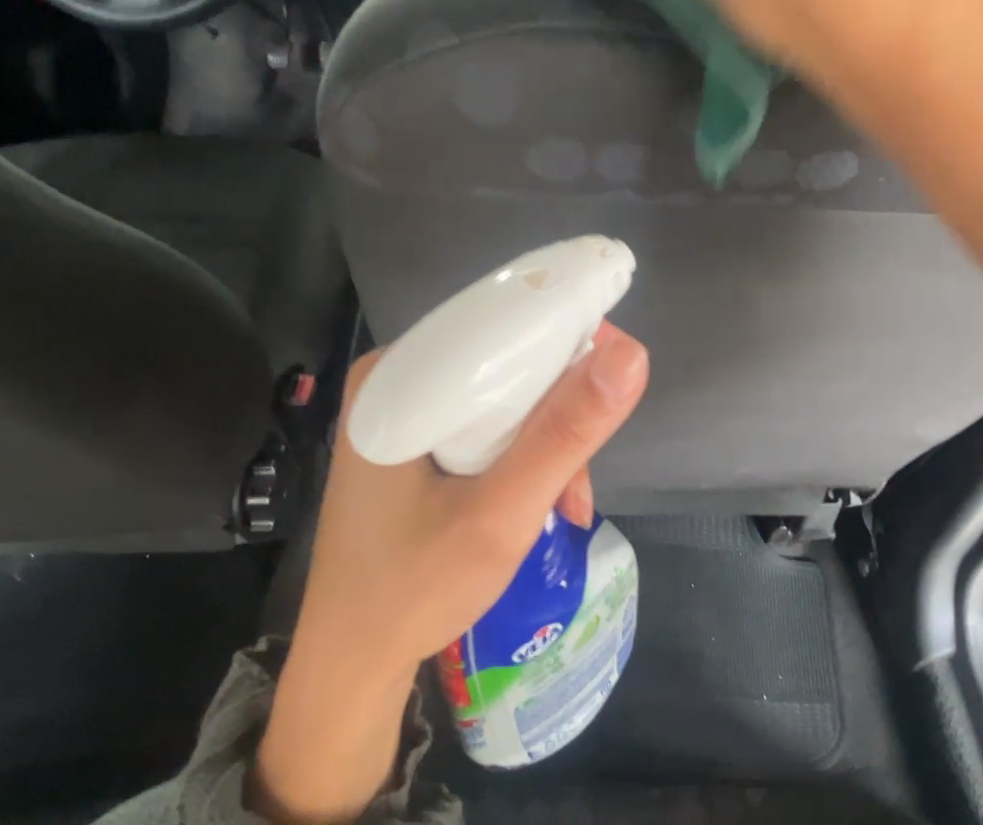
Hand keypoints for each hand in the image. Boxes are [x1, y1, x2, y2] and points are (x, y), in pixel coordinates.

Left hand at [253, 324, 648, 821]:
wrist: (352, 661)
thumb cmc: (415, 588)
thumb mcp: (499, 513)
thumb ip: (563, 435)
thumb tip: (630, 354)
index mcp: (398, 375)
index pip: (498, 321)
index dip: (565, 336)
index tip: (615, 374)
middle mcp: (396, 381)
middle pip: (502, 362)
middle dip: (558, 411)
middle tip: (586, 467)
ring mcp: (402, 415)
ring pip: (500, 399)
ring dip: (546, 443)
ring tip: (571, 503)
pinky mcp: (412, 446)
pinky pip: (484, 428)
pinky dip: (521, 459)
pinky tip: (547, 504)